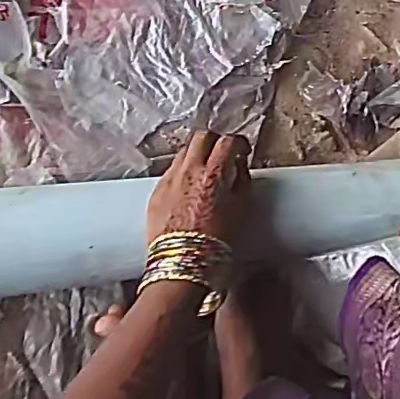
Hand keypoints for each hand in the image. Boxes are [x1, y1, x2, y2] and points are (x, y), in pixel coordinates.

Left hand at [146, 131, 250, 251]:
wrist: (182, 262)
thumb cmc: (215, 241)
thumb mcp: (241, 208)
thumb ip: (241, 181)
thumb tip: (239, 166)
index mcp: (213, 174)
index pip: (227, 141)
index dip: (239, 142)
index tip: (243, 150)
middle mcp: (189, 171)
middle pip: (201, 136)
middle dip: (216, 140)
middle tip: (224, 152)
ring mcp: (169, 180)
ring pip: (184, 151)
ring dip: (198, 154)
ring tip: (207, 169)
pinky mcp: (156, 191)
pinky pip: (171, 171)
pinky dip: (184, 171)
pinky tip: (191, 187)